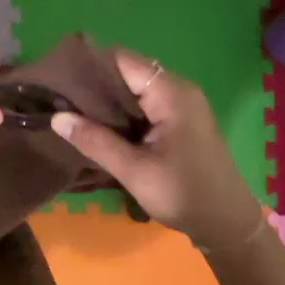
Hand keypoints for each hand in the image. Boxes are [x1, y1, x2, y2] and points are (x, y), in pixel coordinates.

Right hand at [50, 49, 259, 240]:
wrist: (227, 224)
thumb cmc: (184, 194)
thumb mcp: (135, 171)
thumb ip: (96, 141)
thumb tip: (57, 116)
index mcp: (171, 94)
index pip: (123, 60)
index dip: (91, 67)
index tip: (60, 82)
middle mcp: (178, 90)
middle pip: (128, 71)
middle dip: (95, 85)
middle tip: (61, 101)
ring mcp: (180, 105)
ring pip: (134, 89)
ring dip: (107, 101)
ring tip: (73, 113)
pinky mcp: (179, 120)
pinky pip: (144, 104)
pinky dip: (121, 112)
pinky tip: (99, 127)